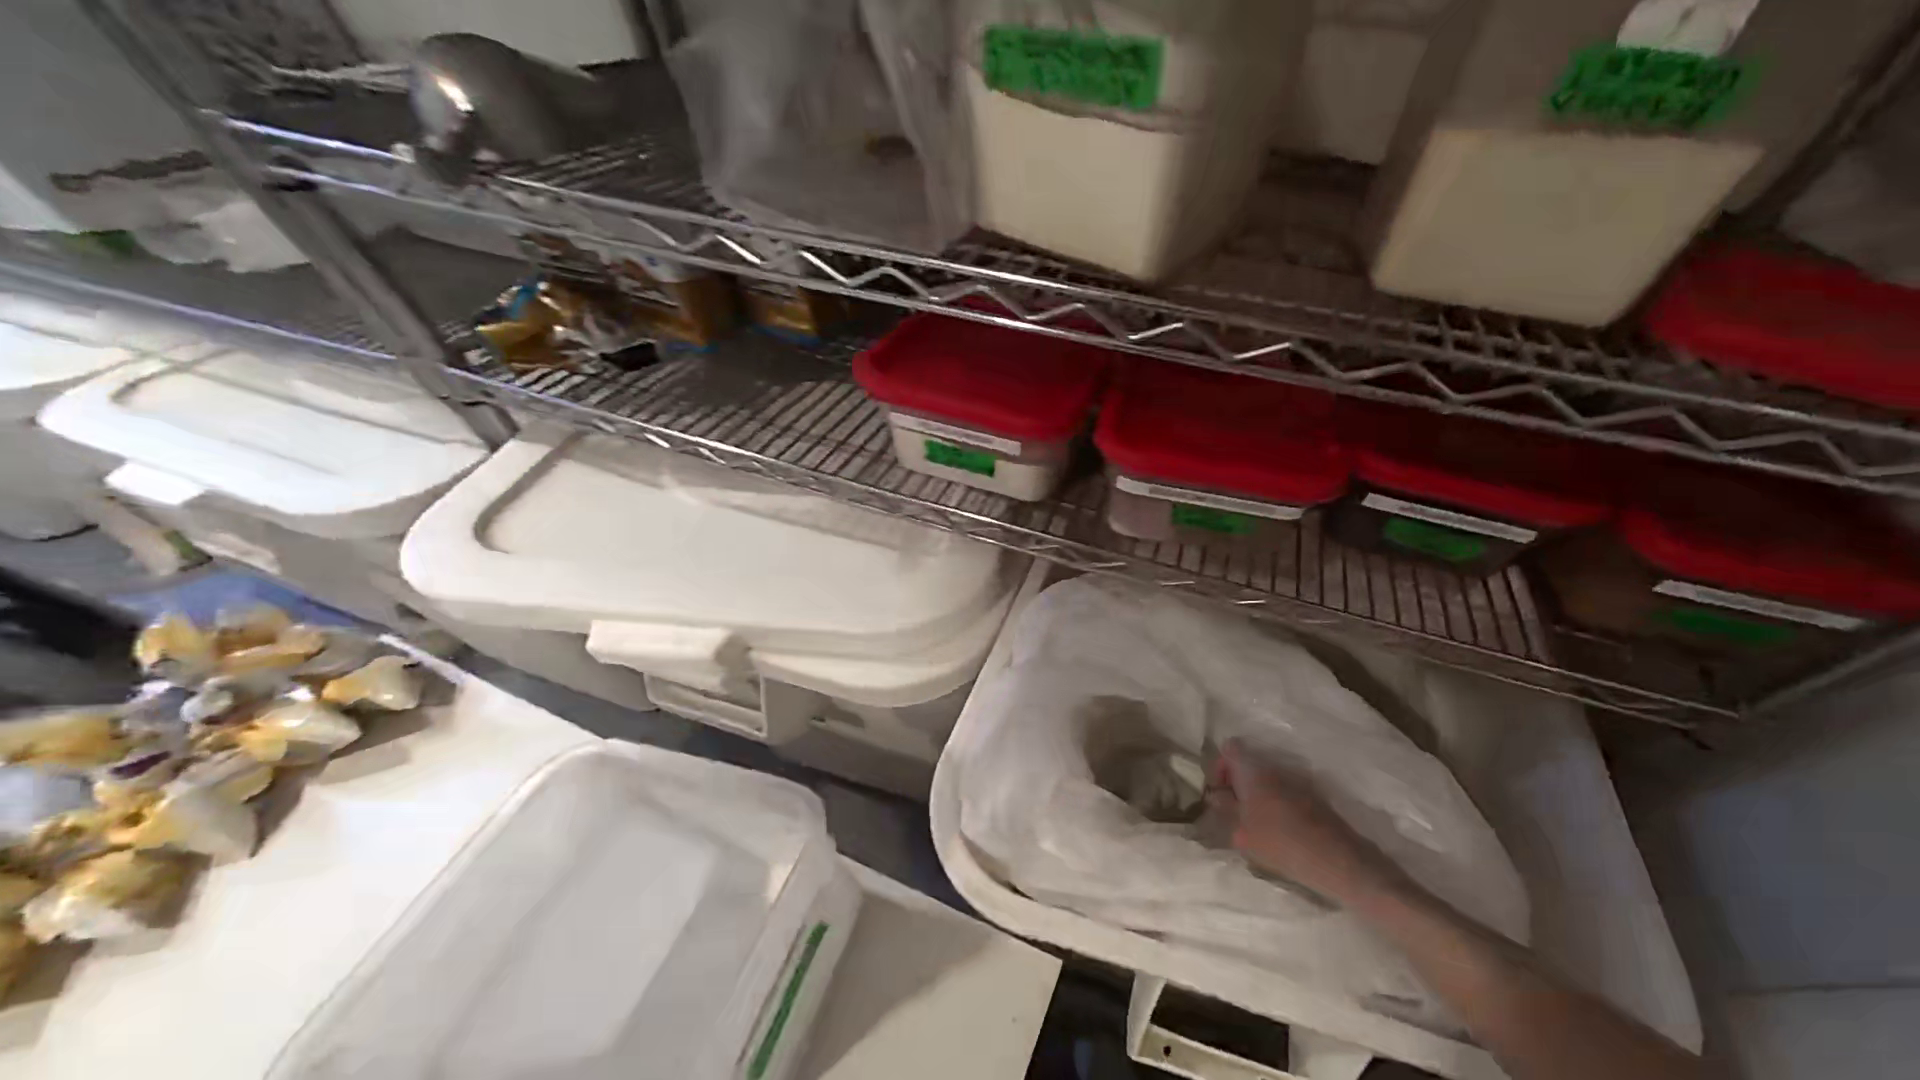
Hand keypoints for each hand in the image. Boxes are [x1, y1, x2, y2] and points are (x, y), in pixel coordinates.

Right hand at [1207, 739, 1405, 906]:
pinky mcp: (1315, 797)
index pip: (1230, 748)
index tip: (1220, 792)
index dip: (1221, 766)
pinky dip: (1277, 804)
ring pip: (1268, 779)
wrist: (1339, 861)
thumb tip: (1217, 796)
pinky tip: (1279, 832)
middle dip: (1238, 783)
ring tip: (1256, 824)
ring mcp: (1298, 781)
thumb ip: (1226, 809)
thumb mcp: (1242, 831)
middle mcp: (1276, 768)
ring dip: (1258, 795)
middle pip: (1249, 763)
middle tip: (1235, 811)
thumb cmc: (1281, 842)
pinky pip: (1286, 791)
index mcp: (1253, 770)